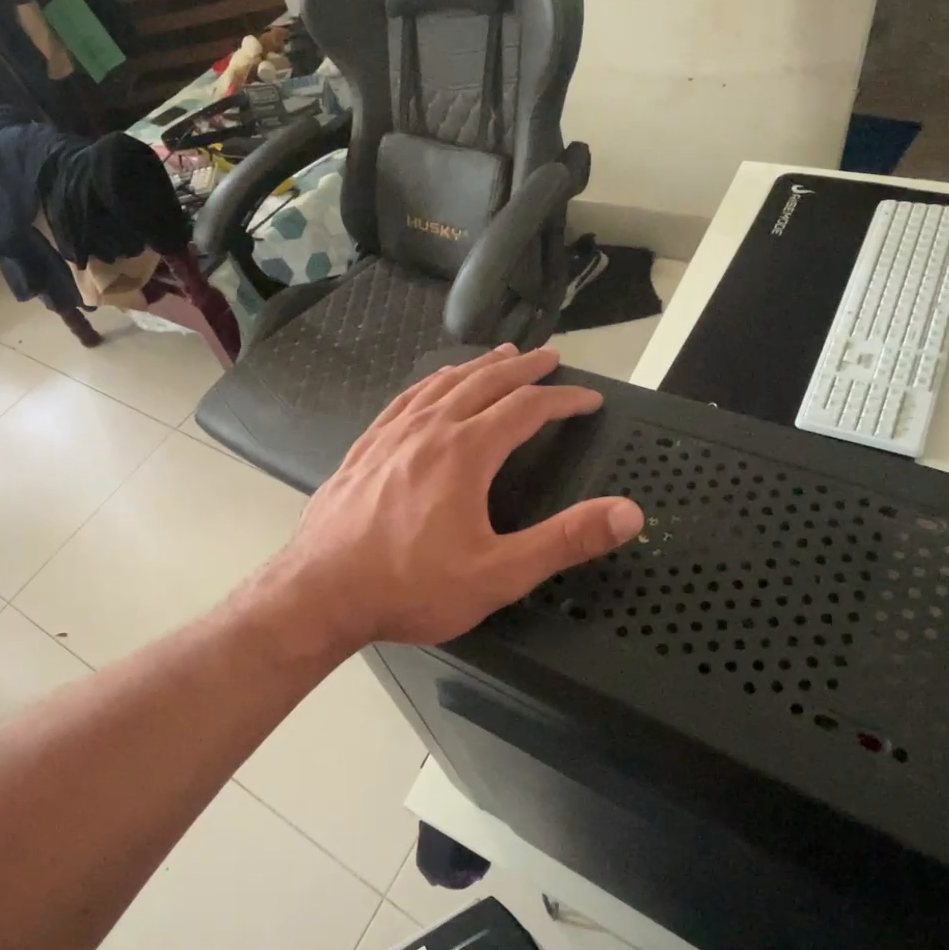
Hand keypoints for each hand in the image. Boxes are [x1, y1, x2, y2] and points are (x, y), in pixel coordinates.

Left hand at [274, 344, 644, 648]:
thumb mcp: (499, 574)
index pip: (527, 408)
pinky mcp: (363, 448)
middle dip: (522, 367)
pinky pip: (403, 400)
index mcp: (466, 452)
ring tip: (499, 355)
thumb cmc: (411, 587)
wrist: (320, 593)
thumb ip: (565, 540)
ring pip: (441, 384)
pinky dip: (429, 383)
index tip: (590, 399)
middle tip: (549, 356)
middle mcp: (428, 430)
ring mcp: (390, 435)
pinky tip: (431, 387)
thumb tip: (628, 513)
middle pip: (484, 382)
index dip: (564, 399)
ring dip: (477, 367)